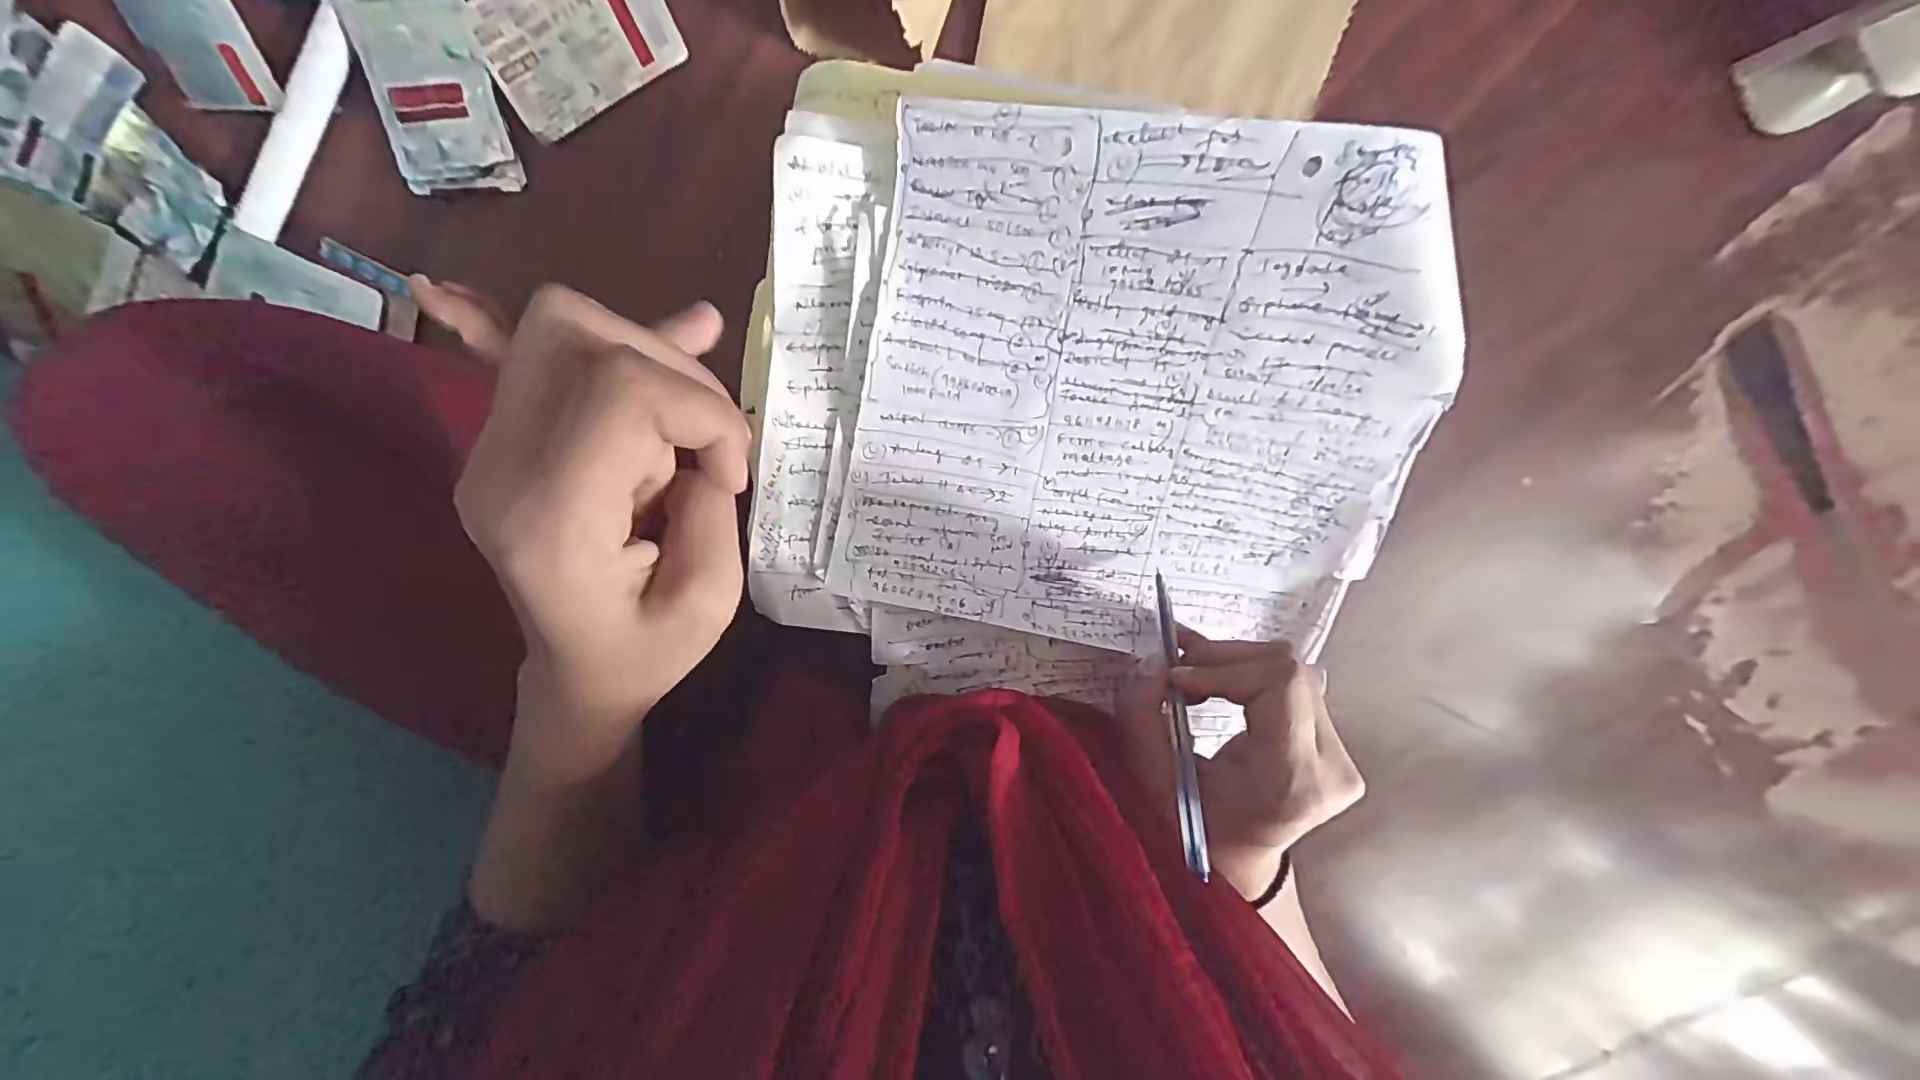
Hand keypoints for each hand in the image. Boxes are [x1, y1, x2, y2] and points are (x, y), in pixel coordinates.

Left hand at [421, 279, 749, 772]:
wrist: (576, 674)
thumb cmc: (645, 654)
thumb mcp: (709, 603)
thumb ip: (713, 509)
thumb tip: (703, 441)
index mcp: (549, 519)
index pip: (622, 391)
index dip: (704, 415)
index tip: (732, 477)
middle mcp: (499, 465)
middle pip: (581, 335)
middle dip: (680, 375)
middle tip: (714, 443)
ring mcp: (491, 444)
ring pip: (565, 326)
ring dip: (654, 359)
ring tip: (693, 418)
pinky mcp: (508, 434)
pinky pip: (549, 348)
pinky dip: (617, 338)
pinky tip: (682, 331)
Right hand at [1117, 630, 1364, 901]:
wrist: (1235, 859)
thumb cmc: (1193, 826)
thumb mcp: (1154, 777)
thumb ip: (1143, 716)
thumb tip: (1155, 665)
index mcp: (1292, 782)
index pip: (1279, 685)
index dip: (1222, 668)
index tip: (1176, 679)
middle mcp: (1331, 767)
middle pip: (1287, 670)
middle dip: (1224, 658)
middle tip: (1178, 671)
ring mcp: (1341, 755)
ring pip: (1291, 669)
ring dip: (1234, 662)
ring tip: (1195, 680)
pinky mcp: (1335, 742)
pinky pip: (1293, 681)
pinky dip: (1248, 671)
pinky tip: (1218, 684)